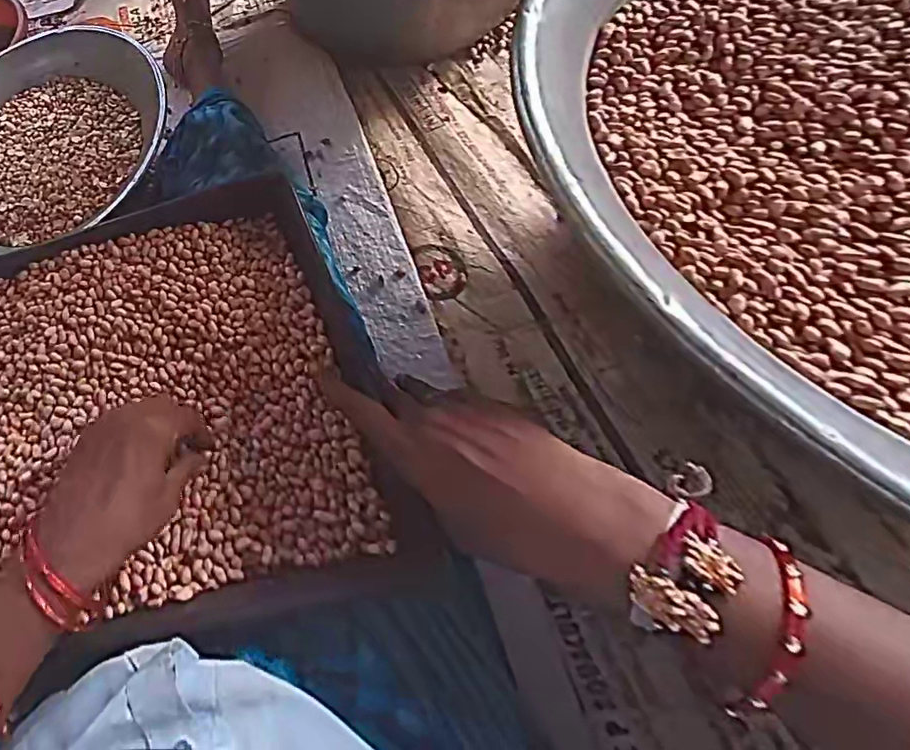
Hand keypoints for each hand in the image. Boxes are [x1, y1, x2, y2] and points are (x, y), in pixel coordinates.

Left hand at [36, 397, 213, 591]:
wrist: (73, 538)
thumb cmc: (127, 521)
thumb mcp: (166, 499)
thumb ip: (185, 469)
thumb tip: (197, 456)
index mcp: (152, 428)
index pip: (186, 415)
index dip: (200, 430)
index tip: (206, 446)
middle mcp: (127, 416)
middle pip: (161, 406)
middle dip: (177, 422)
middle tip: (187, 446)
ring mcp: (103, 423)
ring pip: (137, 410)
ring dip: (153, 423)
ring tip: (161, 452)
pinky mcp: (86, 435)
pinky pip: (117, 421)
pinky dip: (131, 429)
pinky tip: (134, 455)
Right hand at [318, 369, 672, 608]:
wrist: (586, 517)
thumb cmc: (514, 536)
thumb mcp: (455, 524)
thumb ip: (428, 488)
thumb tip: (423, 473)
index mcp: (413, 452)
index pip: (362, 410)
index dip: (339, 390)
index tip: (323, 374)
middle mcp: (433, 420)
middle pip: (393, 394)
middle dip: (382, 397)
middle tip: (378, 405)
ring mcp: (467, 407)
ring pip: (429, 397)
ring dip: (422, 406)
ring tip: (432, 426)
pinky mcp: (498, 405)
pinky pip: (462, 402)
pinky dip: (458, 413)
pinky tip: (476, 438)